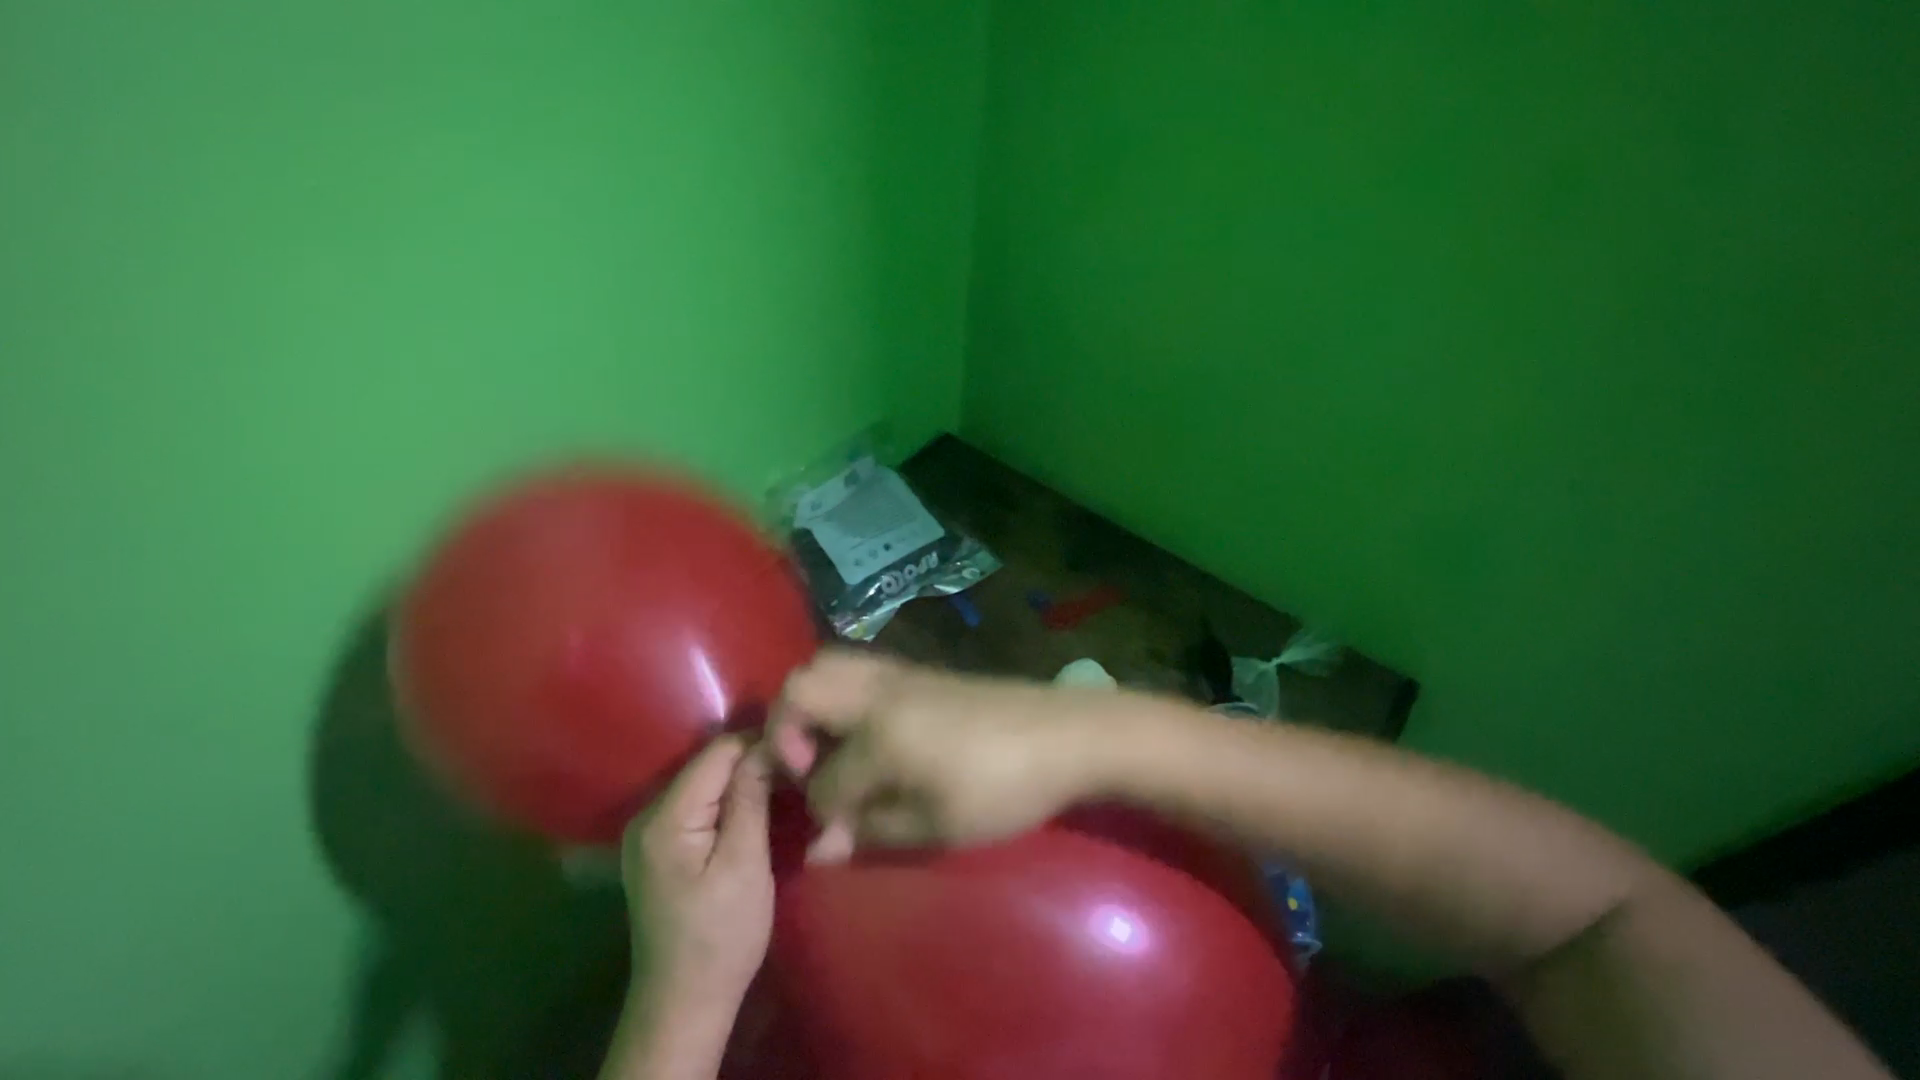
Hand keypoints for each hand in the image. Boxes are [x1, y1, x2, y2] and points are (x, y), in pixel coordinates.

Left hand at [621, 735, 773, 1010]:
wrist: (684, 1003)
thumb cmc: (720, 936)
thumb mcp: (744, 864)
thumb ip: (750, 799)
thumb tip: (766, 744)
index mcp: (664, 817)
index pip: (716, 752)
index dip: (760, 744)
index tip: (801, 749)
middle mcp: (647, 815)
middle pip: (707, 766)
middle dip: (753, 761)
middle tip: (799, 767)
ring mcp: (649, 834)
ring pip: (705, 785)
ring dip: (743, 781)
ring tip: (786, 783)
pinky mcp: (660, 850)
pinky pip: (698, 808)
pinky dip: (728, 802)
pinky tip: (757, 808)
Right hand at [768, 651, 1109, 861]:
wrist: (1066, 734)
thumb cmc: (1004, 788)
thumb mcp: (939, 825)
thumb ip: (872, 832)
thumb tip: (821, 848)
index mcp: (879, 734)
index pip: (822, 778)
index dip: (824, 813)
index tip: (837, 834)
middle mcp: (877, 693)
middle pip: (800, 690)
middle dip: (786, 732)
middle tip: (810, 769)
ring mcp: (898, 674)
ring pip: (825, 665)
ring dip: (810, 705)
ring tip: (830, 748)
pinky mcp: (918, 670)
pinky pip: (856, 667)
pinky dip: (839, 693)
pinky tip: (864, 733)